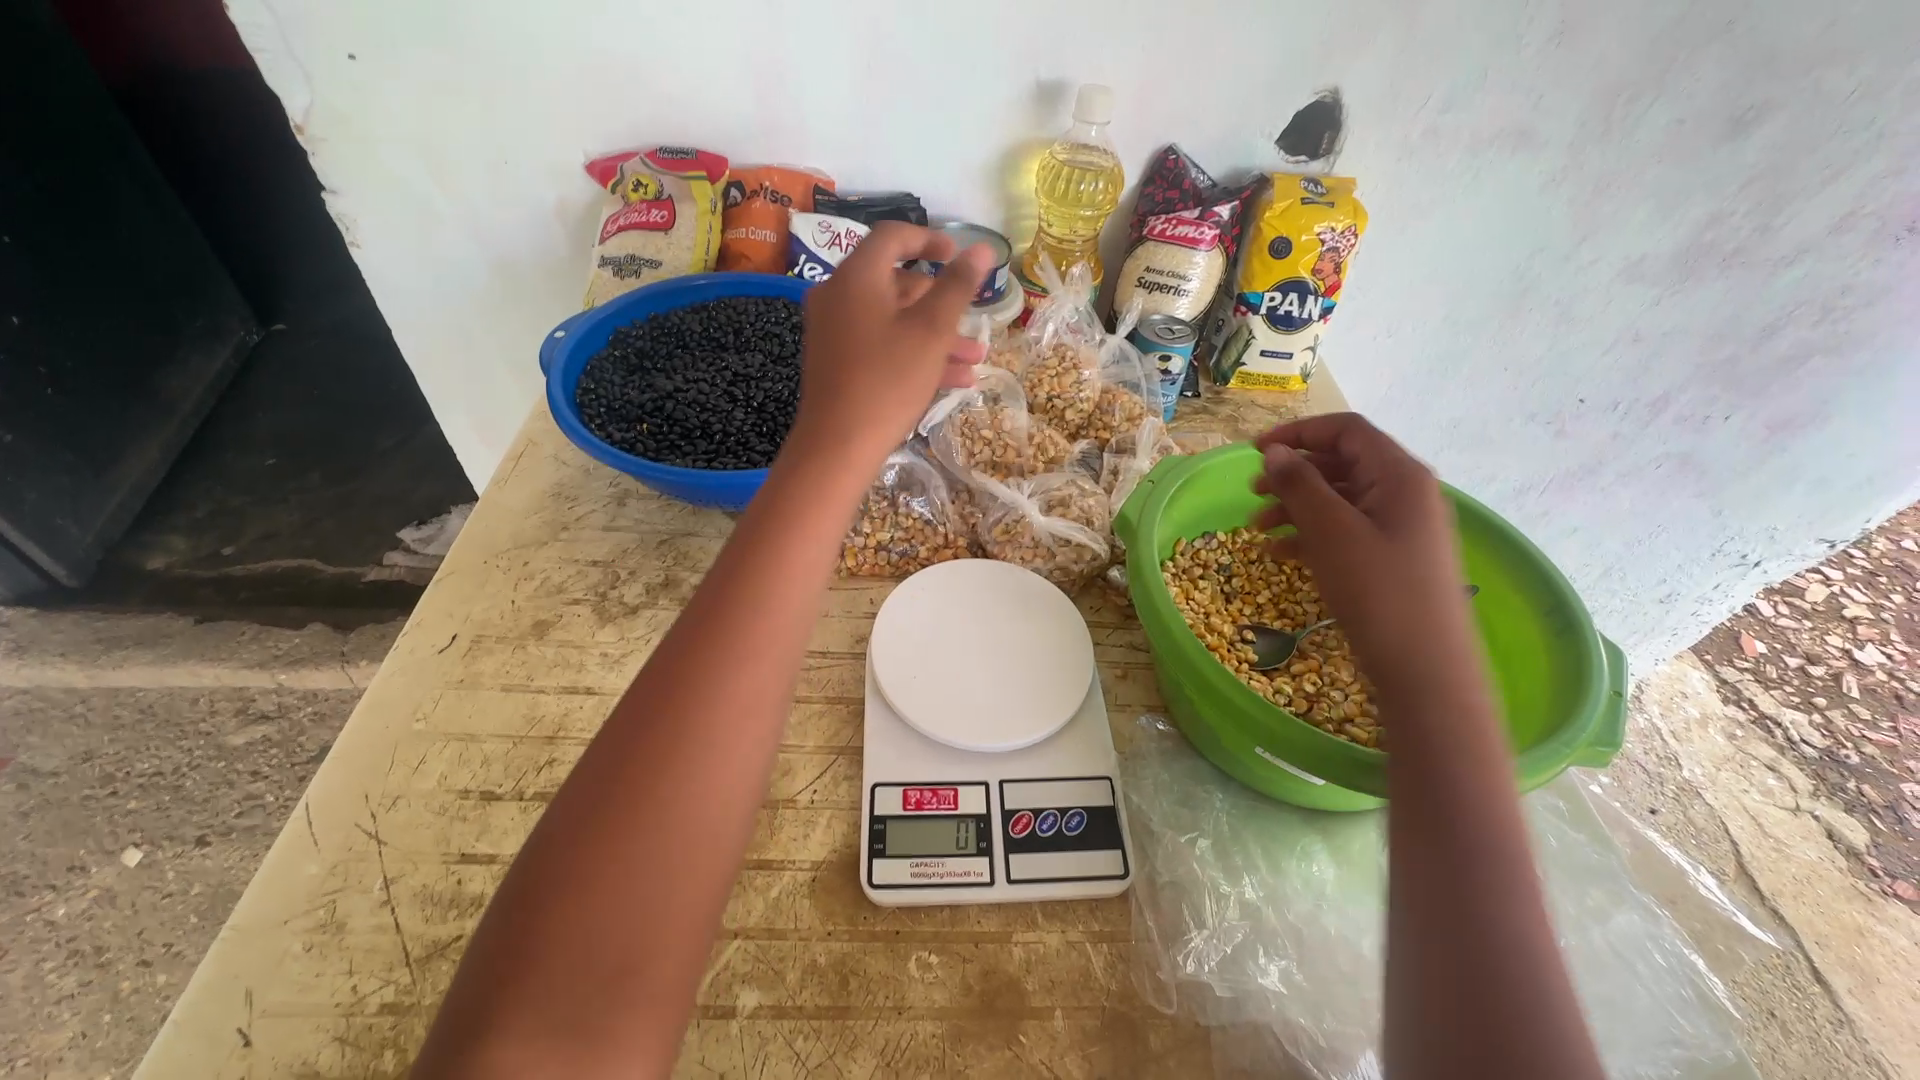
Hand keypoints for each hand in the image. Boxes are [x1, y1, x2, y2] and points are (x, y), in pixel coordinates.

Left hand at [790, 223, 990, 464]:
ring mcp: (833, 331)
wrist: (837, 445)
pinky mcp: (835, 362)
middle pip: (895, 283)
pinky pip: (879, 344)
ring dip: (935, 335)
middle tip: (972, 320)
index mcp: (857, 276)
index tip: (957, 253)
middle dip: (940, 302)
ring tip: (975, 359)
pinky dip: (912, 353)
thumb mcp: (932, 331)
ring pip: (892, 320)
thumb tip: (982, 250)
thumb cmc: (887, 380)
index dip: (929, 239)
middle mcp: (838, 295)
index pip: (893, 236)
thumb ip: (958, 286)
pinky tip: (953, 380)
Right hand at [1250, 413, 1476, 700]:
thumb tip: (1276, 452)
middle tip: (1252, 493)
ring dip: (1297, 507)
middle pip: (1342, 463)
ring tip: (1258, 529)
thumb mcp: (1331, 532)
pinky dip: (1312, 534)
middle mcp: (1406, 492)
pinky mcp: (1394, 559)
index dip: (1297, 433)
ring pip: (1341, 499)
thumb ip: (1300, 485)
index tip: (1254, 452)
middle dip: (1293, 474)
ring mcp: (1402, 527)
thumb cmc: (1378, 591)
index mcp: (1400, 474)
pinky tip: (1280, 553)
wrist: (1425, 668)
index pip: (1346, 430)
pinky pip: (1348, 531)